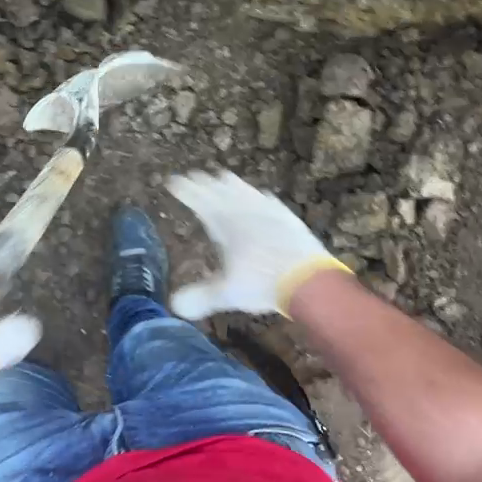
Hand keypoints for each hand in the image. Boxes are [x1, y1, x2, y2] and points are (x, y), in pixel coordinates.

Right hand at [166, 171, 348, 318]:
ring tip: (223, 177)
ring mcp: (269, 213)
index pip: (201, 201)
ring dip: (231, 185)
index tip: (172, 181)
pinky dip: (259, 196)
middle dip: (205, 184)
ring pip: (245, 191)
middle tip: (194, 176)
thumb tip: (175, 305)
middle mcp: (246, 212)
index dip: (186, 191)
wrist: (309, 280)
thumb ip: (201, 297)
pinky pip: (269, 201)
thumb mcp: (227, 294)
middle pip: (221, 191)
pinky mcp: (289, 220)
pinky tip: (263, 196)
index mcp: (226, 224)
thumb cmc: (263, 283)